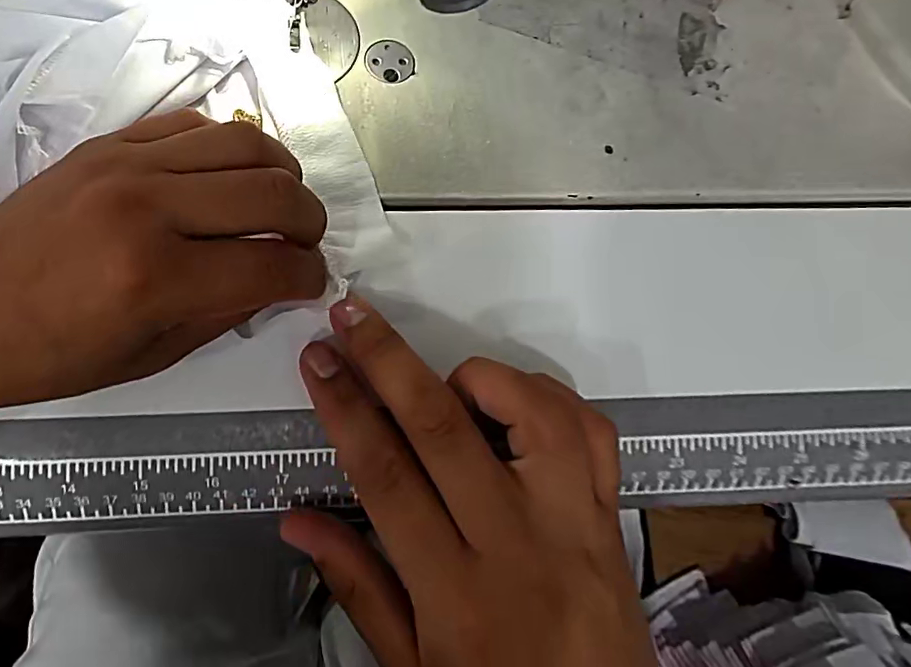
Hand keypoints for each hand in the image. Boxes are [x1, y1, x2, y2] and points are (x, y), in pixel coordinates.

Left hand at [0, 109, 329, 440]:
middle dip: (309, 221)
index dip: (308, 276)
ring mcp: (126, 164)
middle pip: (272, 192)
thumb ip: (225, 312)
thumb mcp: (147, 356)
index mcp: (154, 278)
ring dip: (281, 171)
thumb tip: (278, 279)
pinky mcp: (109, 143)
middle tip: (305, 242)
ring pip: (243, 141)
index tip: (312, 281)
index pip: (271, 264)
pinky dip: (227, 147)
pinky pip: (192, 124)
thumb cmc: (46, 356)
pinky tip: (225, 175)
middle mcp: (148, 208)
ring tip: (280, 198)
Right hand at [280, 298, 656, 666]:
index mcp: (457, 595)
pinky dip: (547, 395)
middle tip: (351, 315)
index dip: (344, 406)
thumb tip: (297, 520)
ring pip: (531, 412)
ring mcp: (575, 526)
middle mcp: (518, 547)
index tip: (319, 359)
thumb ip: (357, 585)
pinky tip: (512, 403)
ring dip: (476, 375)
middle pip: (443, 426)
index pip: (384, 474)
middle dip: (387, 358)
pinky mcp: (613, 518)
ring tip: (443, 379)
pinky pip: (591, 431)